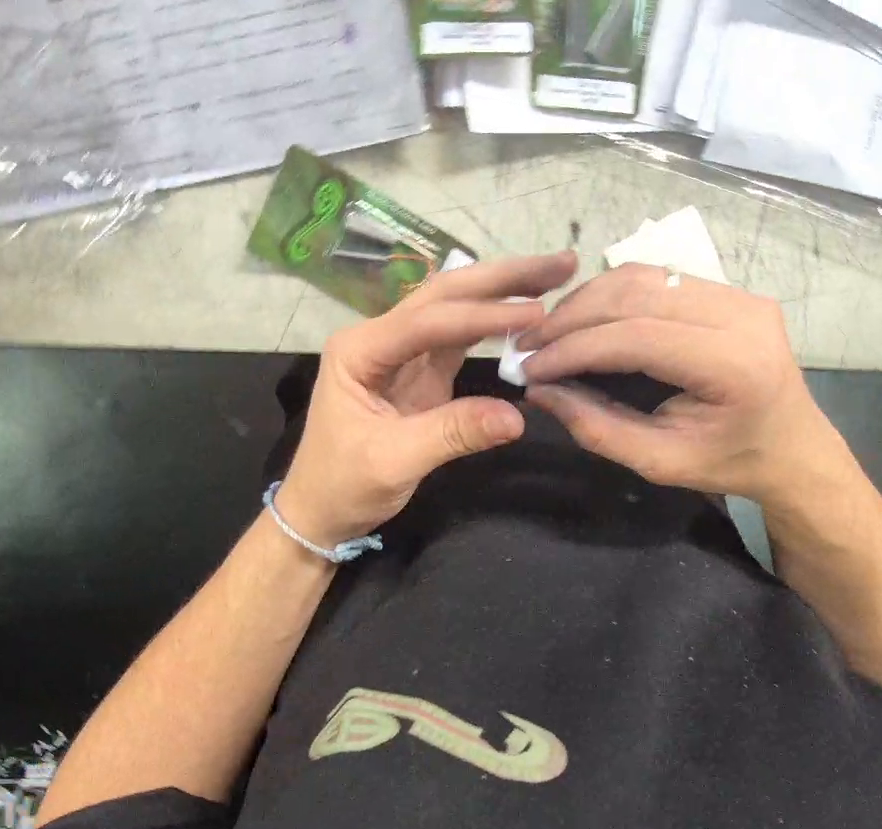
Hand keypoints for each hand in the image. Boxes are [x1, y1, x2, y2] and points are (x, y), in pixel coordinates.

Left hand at [274, 252, 579, 546]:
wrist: (321, 511)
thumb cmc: (344, 485)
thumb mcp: (395, 462)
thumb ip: (453, 434)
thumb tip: (516, 419)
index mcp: (360, 350)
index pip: (428, 321)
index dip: (482, 315)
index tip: (536, 312)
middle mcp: (378, 339)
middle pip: (443, 296)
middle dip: (500, 279)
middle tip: (560, 264)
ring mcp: (400, 354)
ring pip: (454, 310)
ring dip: (501, 293)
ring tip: (555, 275)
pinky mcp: (419, 373)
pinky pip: (459, 340)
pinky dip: (493, 327)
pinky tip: (526, 313)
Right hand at [515, 264, 845, 503]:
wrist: (793, 448)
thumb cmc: (728, 464)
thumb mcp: (658, 462)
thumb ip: (597, 427)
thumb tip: (540, 391)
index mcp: (733, 365)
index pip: (637, 337)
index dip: (574, 347)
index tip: (529, 368)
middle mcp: (741, 315)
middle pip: (637, 294)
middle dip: (571, 318)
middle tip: (527, 346)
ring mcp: (740, 296)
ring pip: (644, 277)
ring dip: (586, 300)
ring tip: (548, 332)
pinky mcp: (731, 290)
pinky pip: (659, 278)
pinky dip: (611, 295)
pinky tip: (583, 319)